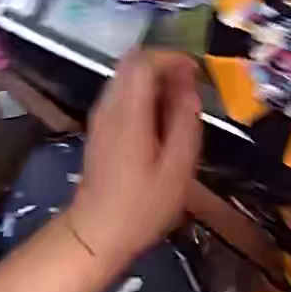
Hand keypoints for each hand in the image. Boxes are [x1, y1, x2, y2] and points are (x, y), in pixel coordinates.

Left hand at [67, 50, 202, 266]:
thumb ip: (185, 123)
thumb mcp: (176, 170)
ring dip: (154, 77)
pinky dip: (143, 91)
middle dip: (164, 63)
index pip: (144, 61)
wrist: (95, 234)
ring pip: (126, 74)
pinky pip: (122, 91)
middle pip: (132, 61)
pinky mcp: (100, 124)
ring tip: (179, 100)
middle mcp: (110, 105)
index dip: (172, 57)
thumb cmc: (141, 206)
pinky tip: (160, 116)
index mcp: (129, 112)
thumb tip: (190, 89)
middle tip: (190, 83)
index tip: (196, 70)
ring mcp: (101, 114)